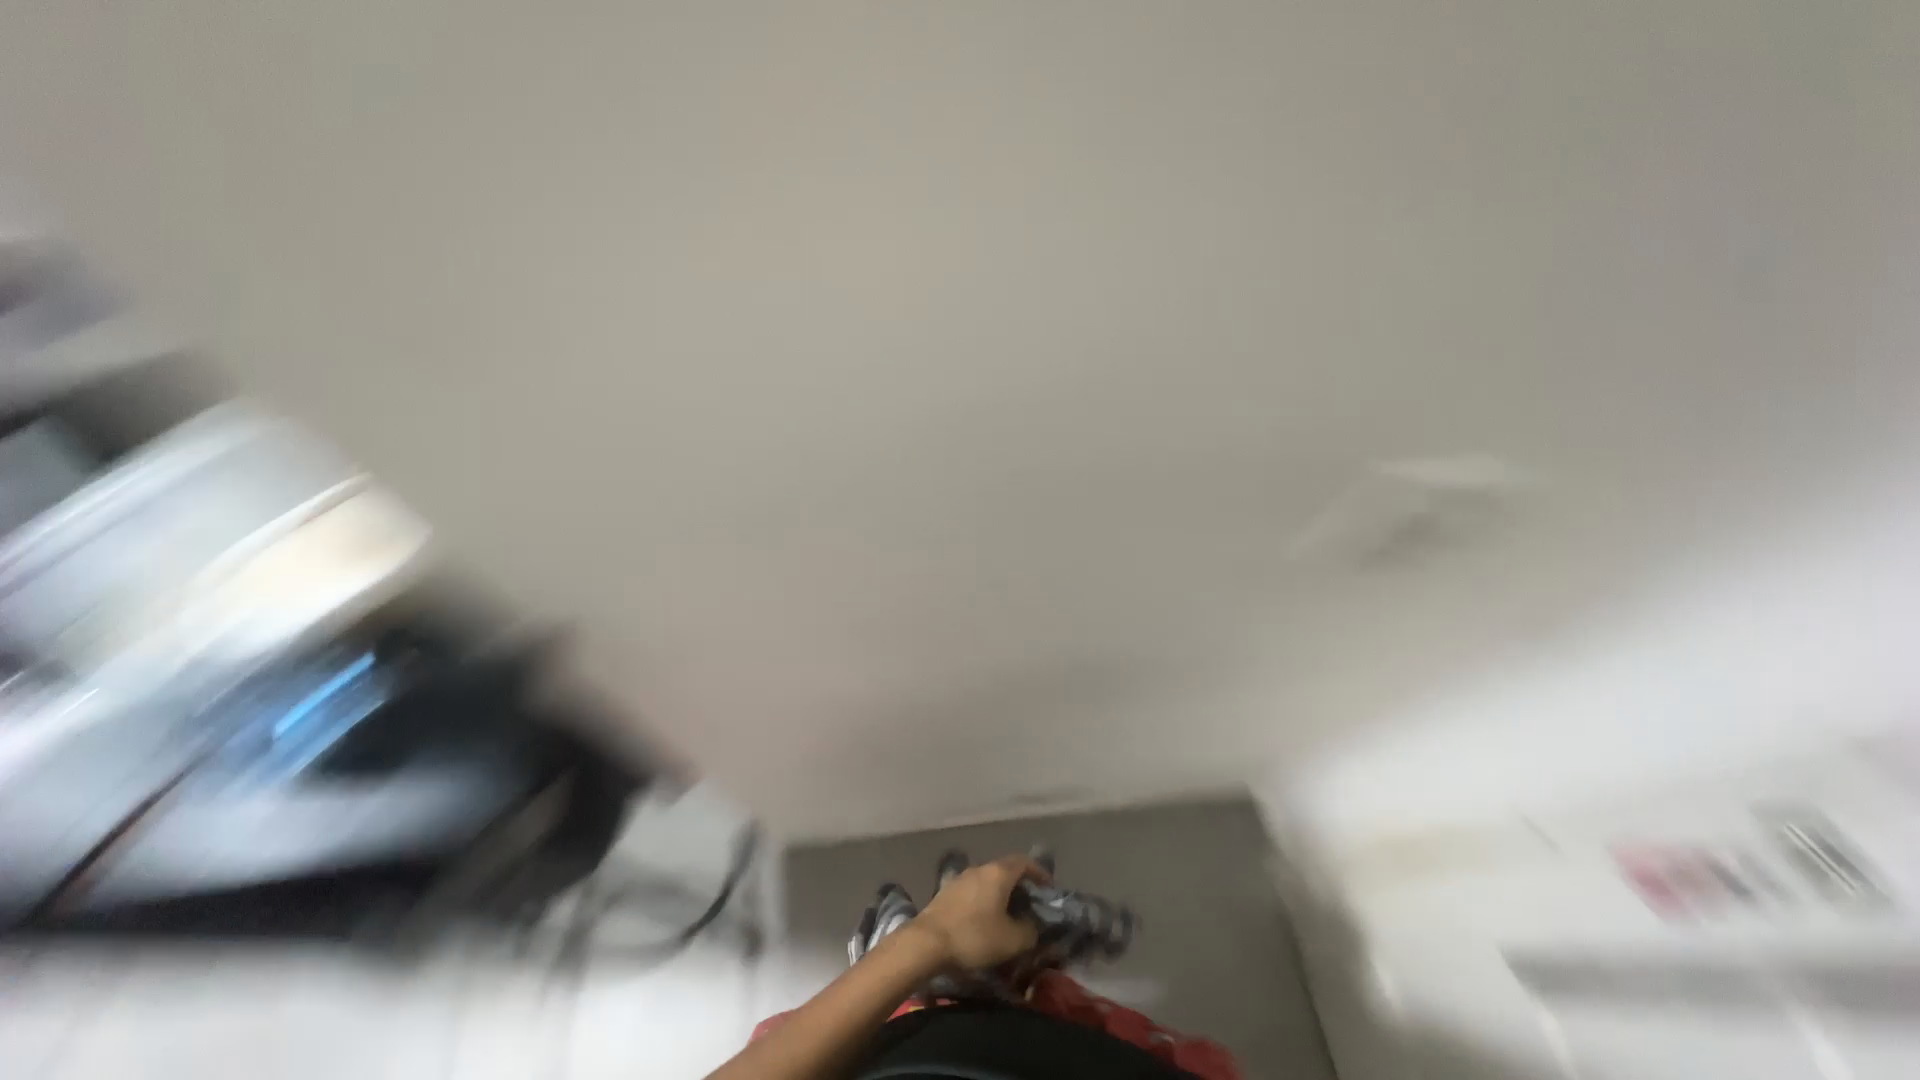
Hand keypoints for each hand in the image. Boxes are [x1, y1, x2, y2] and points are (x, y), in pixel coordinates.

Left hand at [910, 854, 1048, 969]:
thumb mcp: (1012, 940)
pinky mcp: (946, 893)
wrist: (926, 943)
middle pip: (1005, 870)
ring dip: (1001, 894)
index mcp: (998, 873)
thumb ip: (1030, 930)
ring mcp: (959, 879)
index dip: (1039, 873)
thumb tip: (1032, 925)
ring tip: (1008, 915)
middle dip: (1020, 885)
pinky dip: (984, 901)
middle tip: (1030, 905)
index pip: (1024, 862)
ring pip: (987, 881)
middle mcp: (979, 869)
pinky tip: (984, 921)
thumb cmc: (974, 937)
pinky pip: (973, 891)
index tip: (1048, 889)